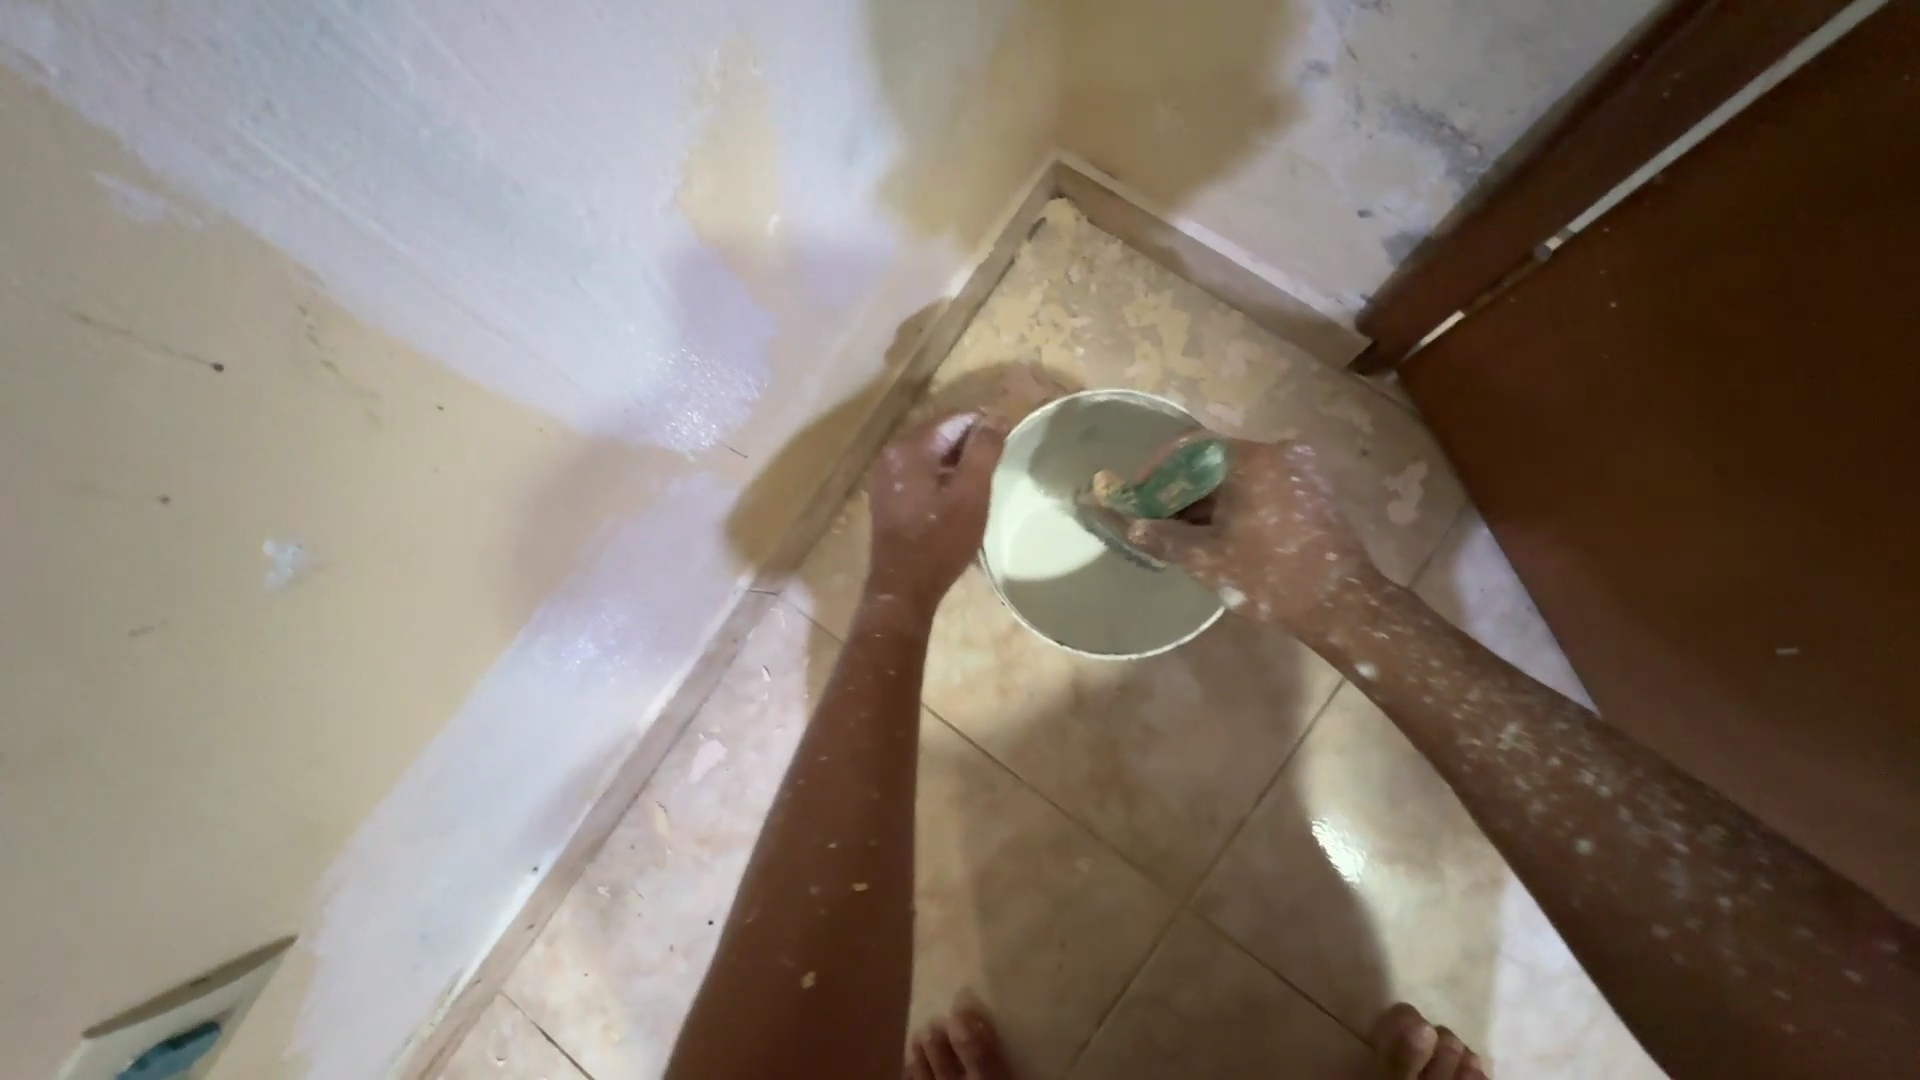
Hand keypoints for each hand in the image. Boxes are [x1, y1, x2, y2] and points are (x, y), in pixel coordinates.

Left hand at [864, 411, 1005, 622]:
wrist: (904, 588)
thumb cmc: (940, 541)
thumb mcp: (970, 494)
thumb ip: (984, 451)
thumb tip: (997, 416)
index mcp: (909, 448)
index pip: (954, 418)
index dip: (984, 425)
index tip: (1007, 444)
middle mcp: (891, 454)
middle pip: (939, 432)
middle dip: (969, 442)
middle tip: (997, 463)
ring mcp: (885, 476)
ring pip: (930, 453)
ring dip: (956, 460)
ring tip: (982, 479)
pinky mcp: (887, 496)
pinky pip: (919, 472)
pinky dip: (940, 475)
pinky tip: (958, 495)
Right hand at [1107, 433, 1380, 631]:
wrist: (1343, 605)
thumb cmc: (1270, 578)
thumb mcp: (1207, 559)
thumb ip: (1163, 537)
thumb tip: (1129, 526)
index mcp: (1252, 460)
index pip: (1189, 449)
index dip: (1156, 472)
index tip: (1136, 497)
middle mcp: (1278, 452)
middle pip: (1212, 461)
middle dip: (1179, 489)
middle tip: (1153, 518)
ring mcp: (1299, 470)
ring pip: (1235, 475)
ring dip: (1204, 499)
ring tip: (1179, 531)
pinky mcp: (1310, 489)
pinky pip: (1258, 486)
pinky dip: (1231, 503)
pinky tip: (1214, 532)